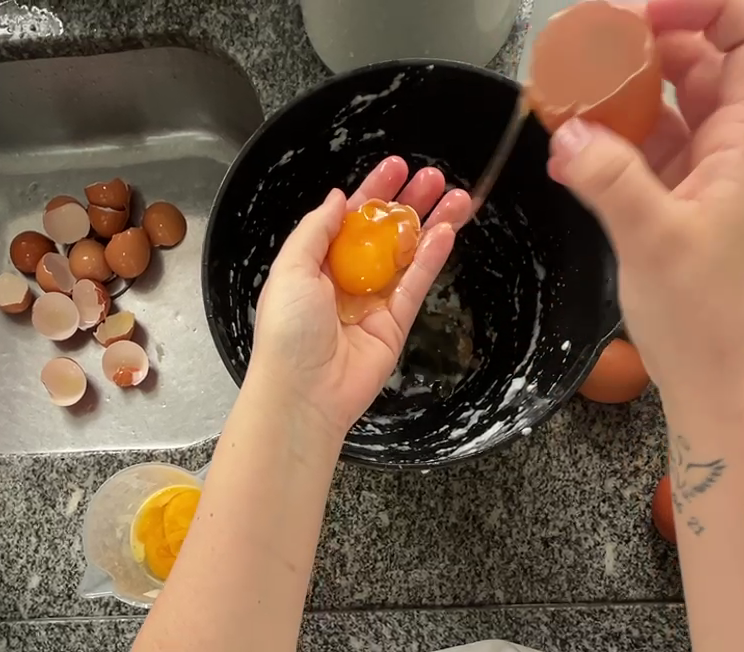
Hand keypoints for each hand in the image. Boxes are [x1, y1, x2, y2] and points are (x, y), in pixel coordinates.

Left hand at [248, 157, 471, 442]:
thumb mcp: (290, 269)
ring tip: (456, 196)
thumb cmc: (287, 332)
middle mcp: (345, 283)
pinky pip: (415, 286)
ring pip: (406, 257)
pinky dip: (431, 259)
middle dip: (408, 204)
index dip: (373, 192)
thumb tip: (338, 199)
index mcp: (316, 267)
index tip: (396, 167)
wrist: (303, 393)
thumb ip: (316, 230)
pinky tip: (447, 232)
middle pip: (383, 234)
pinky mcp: (394, 326)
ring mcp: (372, 305)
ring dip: (430, 225)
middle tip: (433, 177)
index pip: (349, 220)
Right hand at [546, 0, 743, 392]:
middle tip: (591, 49)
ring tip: (573, 93)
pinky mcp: (672, 211)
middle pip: (703, 64)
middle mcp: (726, 151)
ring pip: (669, 111)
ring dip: (626, 94)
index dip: (708, 4)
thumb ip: (611, 179)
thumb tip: (565, 132)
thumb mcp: (654, 240)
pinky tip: (574, 152)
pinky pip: (644, 156)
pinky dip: (612, 144)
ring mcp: (698, 181)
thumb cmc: (702, 314)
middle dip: (651, 43)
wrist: (713, 376)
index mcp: (742, 142)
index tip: (644, 14)